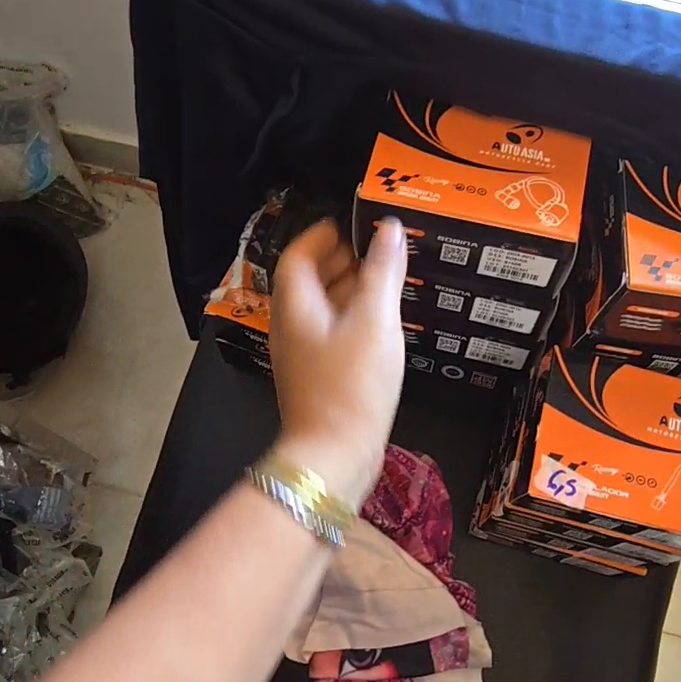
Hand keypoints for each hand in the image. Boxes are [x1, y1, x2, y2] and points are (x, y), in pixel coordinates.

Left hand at [268, 218, 407, 505]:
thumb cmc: (351, 386)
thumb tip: (389, 229)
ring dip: (349, 291)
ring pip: (322, 310)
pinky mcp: (318, 378)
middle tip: (376, 251)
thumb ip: (381, 272)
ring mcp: (302, 355)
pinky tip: (381, 326)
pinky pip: (331, 336)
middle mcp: (291, 327)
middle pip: (309, 281)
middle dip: (340, 261)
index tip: (354, 226)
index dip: (323, 235)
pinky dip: (353, 320)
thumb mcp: (374, 321)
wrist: (335, 455)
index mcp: (295, 306)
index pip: (298, 255)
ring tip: (385, 283)